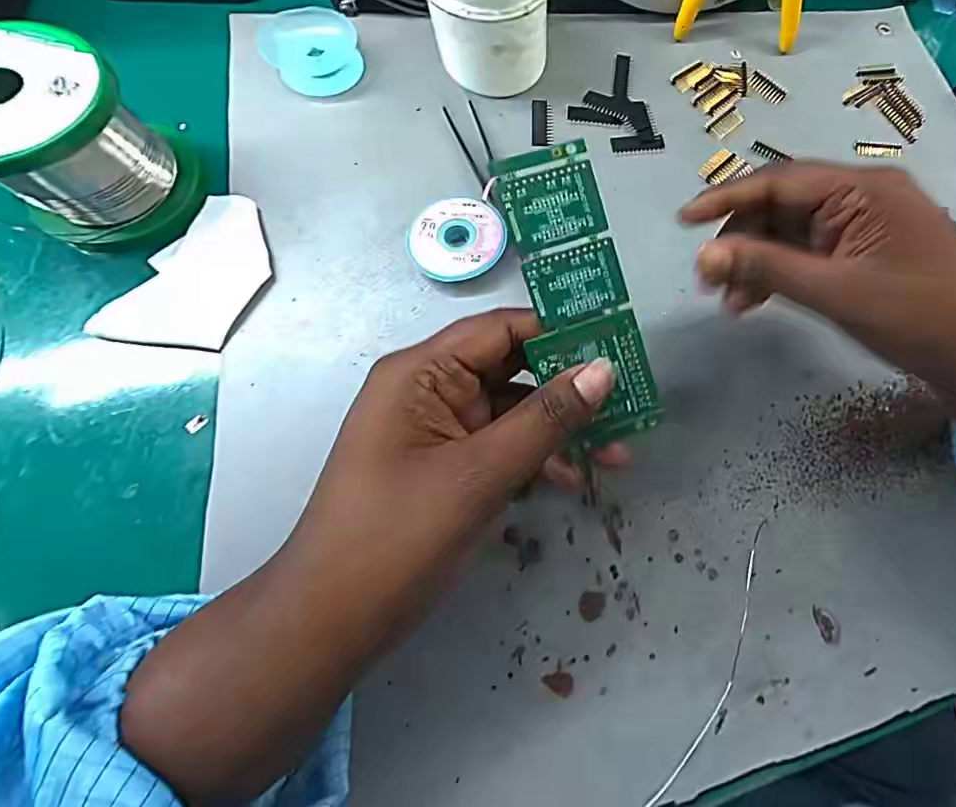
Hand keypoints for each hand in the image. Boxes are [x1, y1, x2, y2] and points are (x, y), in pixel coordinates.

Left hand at [123, 310, 617, 805]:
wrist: (329, 626)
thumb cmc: (397, 537)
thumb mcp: (481, 474)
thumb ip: (546, 418)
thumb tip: (604, 370)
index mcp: (422, 372)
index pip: (502, 330)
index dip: (560, 332)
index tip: (616, 344)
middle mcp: (430, 389)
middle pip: (514, 369)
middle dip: (570, 389)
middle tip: (626, 402)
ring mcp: (440, 428)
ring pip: (515, 411)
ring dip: (562, 431)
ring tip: (615, 455)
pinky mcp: (449, 464)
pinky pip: (504, 445)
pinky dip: (538, 459)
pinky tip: (575, 481)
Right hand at [679, 162, 955, 449]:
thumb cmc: (922, 320)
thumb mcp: (837, 293)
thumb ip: (767, 268)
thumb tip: (704, 254)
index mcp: (864, 188)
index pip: (779, 182)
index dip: (725, 199)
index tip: (684, 220)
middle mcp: (865, 196)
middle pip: (783, 206)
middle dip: (742, 240)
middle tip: (708, 278)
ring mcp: (869, 227)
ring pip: (794, 233)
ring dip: (759, 262)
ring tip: (729, 302)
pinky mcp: (870, 256)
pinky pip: (813, 255)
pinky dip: (784, 275)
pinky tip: (758, 303)